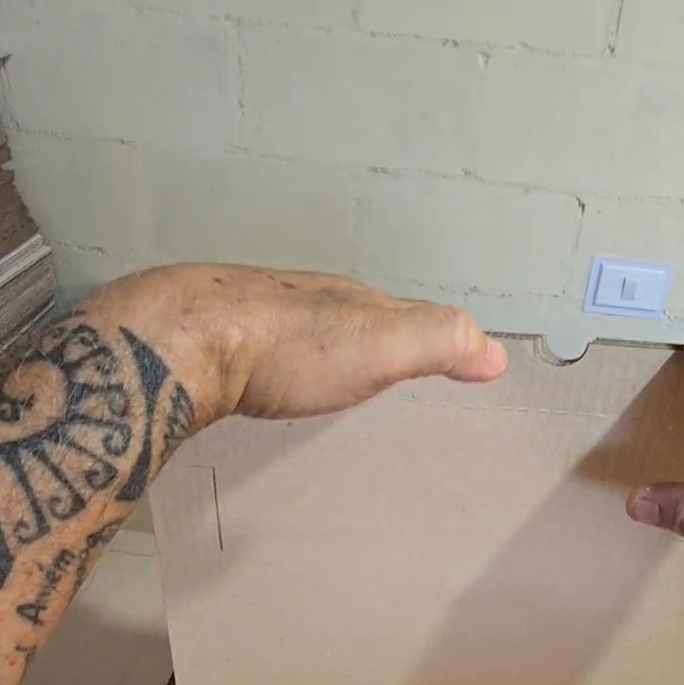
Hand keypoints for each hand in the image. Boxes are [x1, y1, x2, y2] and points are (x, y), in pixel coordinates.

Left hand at [81, 264, 507, 424]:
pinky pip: (271, 350)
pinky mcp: (224, 343)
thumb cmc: (286, 347)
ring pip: (313, 333)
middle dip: (384, 342)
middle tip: (402, 375)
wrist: (187, 342)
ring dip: (332, 353)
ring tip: (346, 382)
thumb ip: (439, 341)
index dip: (437, 338)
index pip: (411, 316)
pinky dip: (287, 365)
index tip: (456, 361)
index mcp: (355, 302)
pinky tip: (279, 382)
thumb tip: (497, 353)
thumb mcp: (381, 345)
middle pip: (362, 320)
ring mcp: (265, 318)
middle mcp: (312, 302)